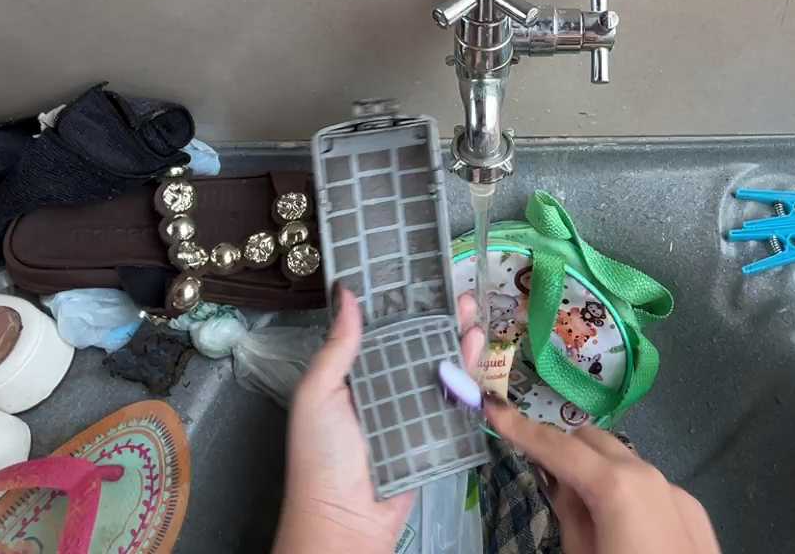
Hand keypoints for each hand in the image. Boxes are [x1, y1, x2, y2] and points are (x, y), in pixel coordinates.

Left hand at [273, 286, 483, 553]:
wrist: (344, 521)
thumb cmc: (321, 455)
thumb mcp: (318, 394)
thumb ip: (337, 346)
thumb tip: (345, 293)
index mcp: (357, 372)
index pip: (383, 329)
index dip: (401, 302)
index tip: (419, 274)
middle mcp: (387, 384)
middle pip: (417, 341)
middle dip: (438, 315)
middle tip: (457, 290)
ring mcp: (414, 406)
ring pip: (440, 363)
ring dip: (457, 335)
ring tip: (472, 310)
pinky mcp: (435, 428)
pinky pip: (455, 396)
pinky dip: (468, 370)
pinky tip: (476, 346)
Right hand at [485, 399, 720, 553]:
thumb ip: (569, 515)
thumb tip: (562, 484)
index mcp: (614, 486)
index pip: (557, 447)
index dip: (521, 428)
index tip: (493, 407)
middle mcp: (647, 474)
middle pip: (592, 441)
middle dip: (564, 451)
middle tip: (546, 482)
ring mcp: (675, 489)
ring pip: (623, 461)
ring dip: (598, 474)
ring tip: (589, 517)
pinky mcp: (693, 509)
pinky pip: (651, 488)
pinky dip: (629, 496)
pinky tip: (631, 535)